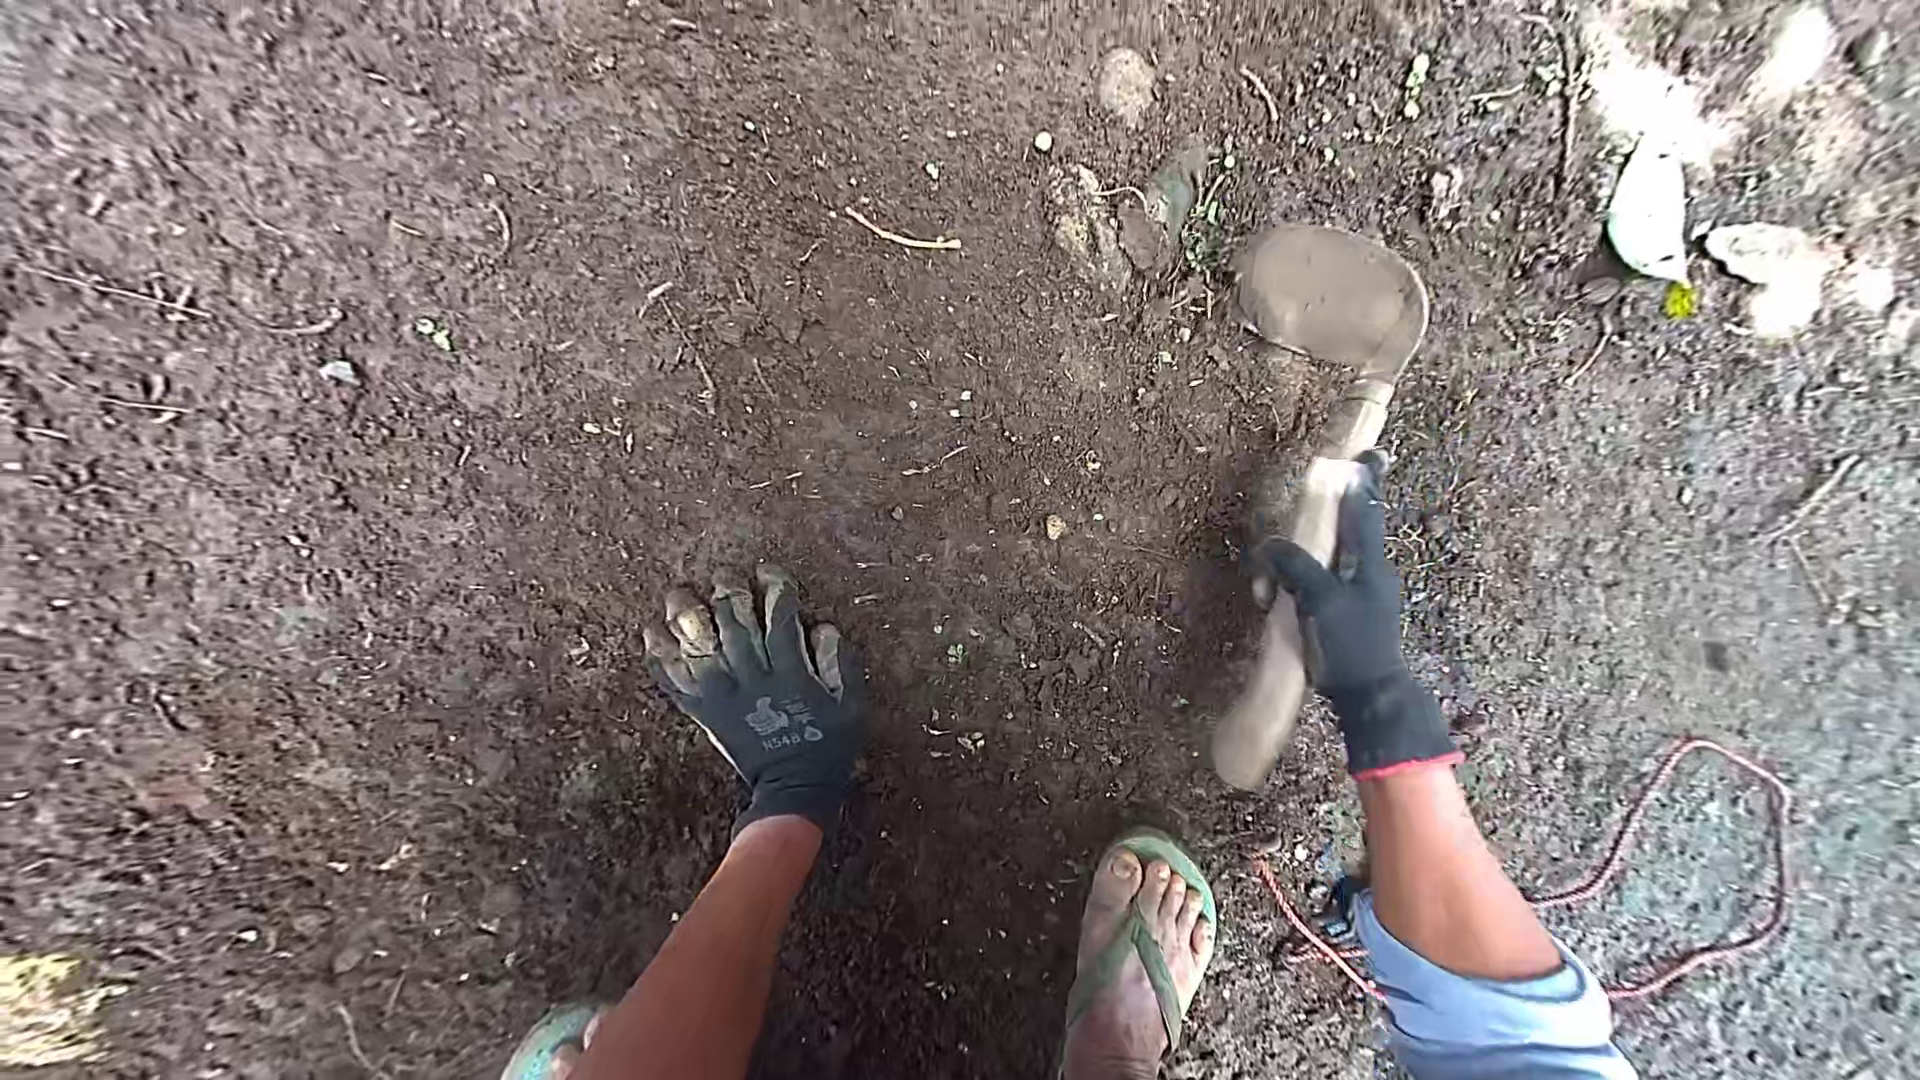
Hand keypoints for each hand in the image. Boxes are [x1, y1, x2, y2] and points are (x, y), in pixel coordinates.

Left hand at [644, 565, 867, 832]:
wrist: (793, 789)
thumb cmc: (829, 743)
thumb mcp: (852, 704)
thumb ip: (840, 662)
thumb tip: (822, 626)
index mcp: (791, 673)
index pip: (781, 618)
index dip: (775, 589)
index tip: (769, 572)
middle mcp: (753, 678)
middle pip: (736, 625)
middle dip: (730, 593)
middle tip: (726, 575)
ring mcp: (724, 695)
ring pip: (700, 646)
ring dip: (687, 616)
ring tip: (680, 593)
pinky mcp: (705, 711)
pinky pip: (675, 681)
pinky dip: (660, 657)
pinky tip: (651, 633)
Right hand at [1248, 452, 1458, 779]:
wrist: (1367, 693)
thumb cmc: (1350, 644)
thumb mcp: (1321, 601)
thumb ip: (1297, 566)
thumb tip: (1271, 545)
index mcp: (1368, 562)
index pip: (1364, 511)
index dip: (1363, 481)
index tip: (1368, 453)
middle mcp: (1363, 571)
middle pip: (1333, 533)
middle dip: (1302, 536)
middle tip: (1282, 553)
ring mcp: (1351, 591)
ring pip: (1313, 561)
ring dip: (1284, 571)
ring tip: (1266, 598)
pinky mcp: (1336, 609)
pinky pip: (1308, 584)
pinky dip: (1287, 587)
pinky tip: (1272, 605)